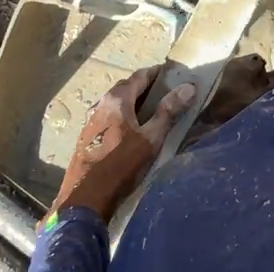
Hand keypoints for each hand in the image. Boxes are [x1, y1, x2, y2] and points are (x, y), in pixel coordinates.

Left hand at [53, 65, 197, 220]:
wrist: (84, 200)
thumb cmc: (120, 166)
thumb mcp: (150, 140)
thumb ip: (168, 112)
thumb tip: (188, 87)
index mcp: (117, 99)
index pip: (140, 76)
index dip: (156, 73)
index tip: (171, 74)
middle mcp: (101, 104)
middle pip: (125, 88)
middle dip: (143, 88)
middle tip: (162, 94)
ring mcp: (90, 120)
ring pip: (115, 104)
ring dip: (130, 104)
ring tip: (147, 114)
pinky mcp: (85, 137)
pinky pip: (107, 118)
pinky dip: (120, 117)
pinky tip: (128, 132)